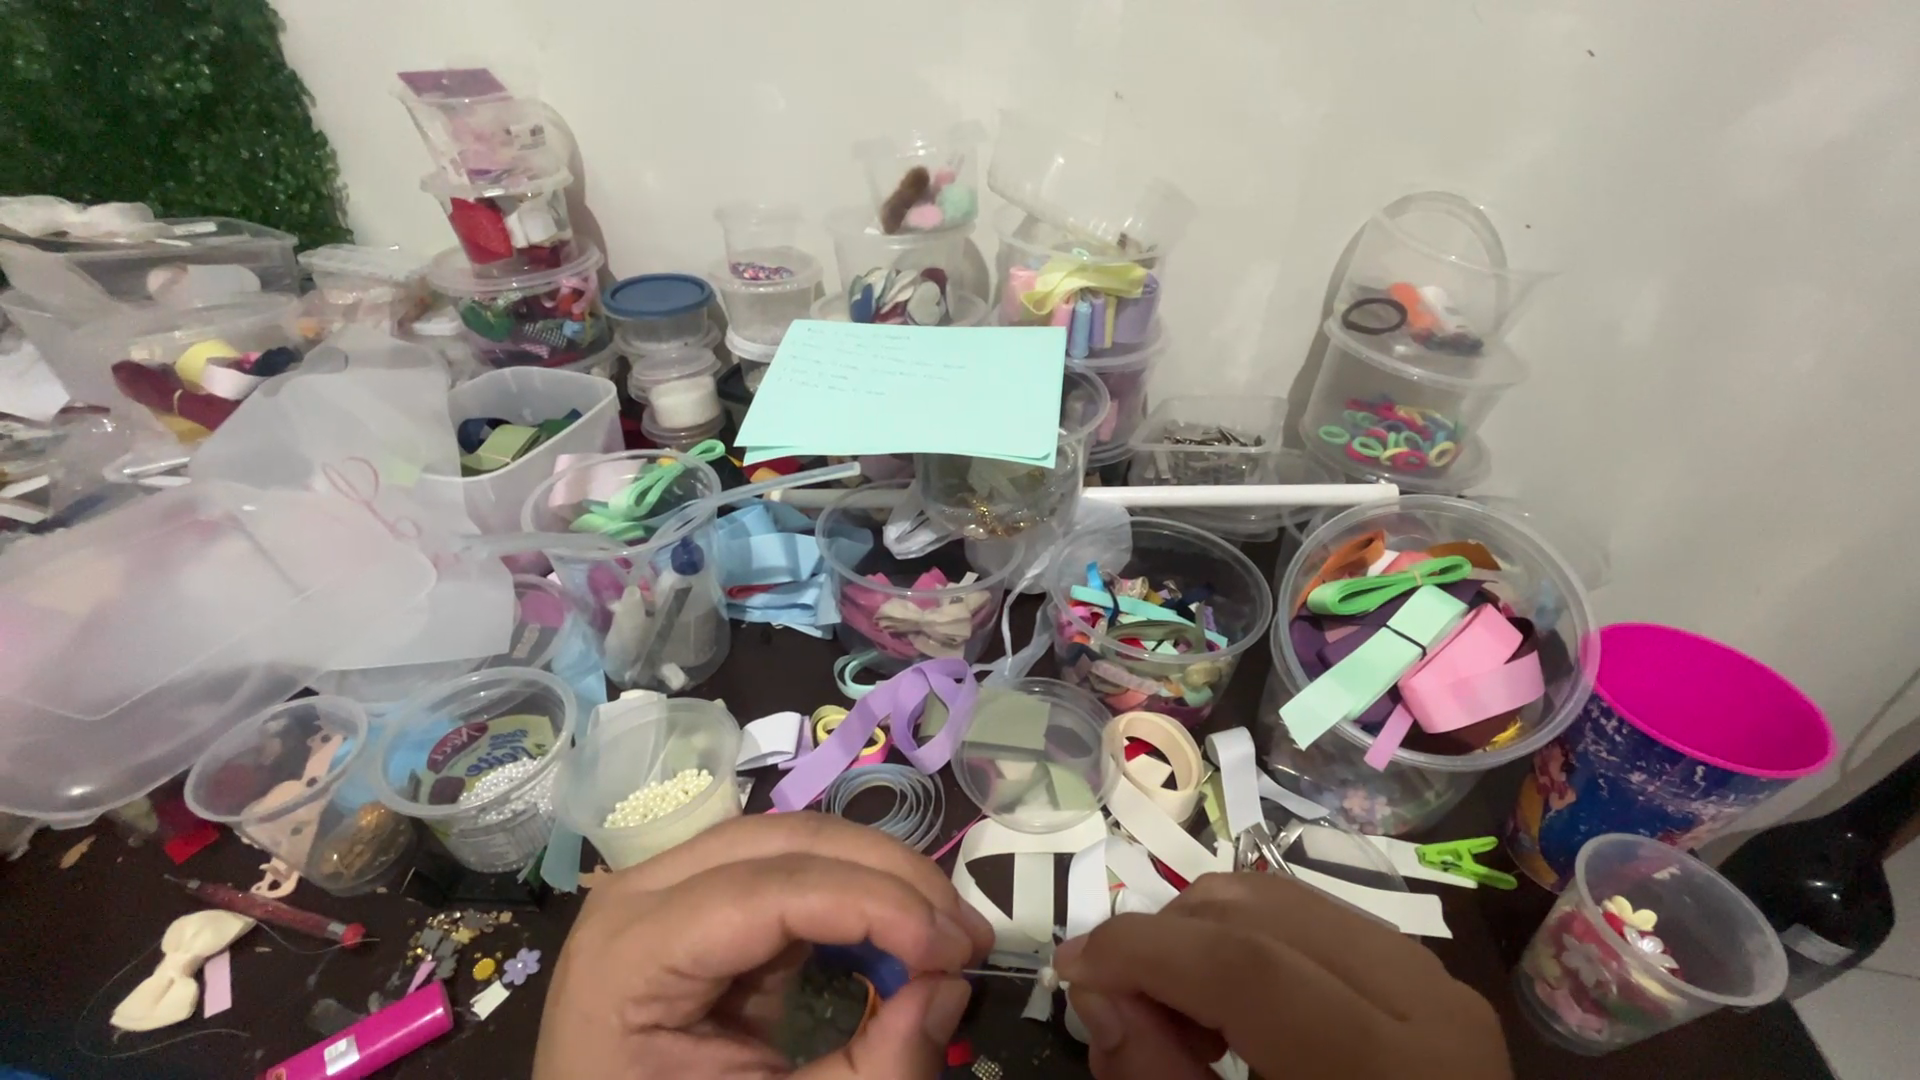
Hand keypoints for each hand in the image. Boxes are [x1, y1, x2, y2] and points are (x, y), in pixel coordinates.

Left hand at [533, 813, 994, 1078]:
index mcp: (630, 954)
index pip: (768, 892)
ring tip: (946, 929)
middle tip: (965, 934)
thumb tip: (949, 985)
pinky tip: (901, 927)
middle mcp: (644, 890)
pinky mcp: (709, 893)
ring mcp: (674, 882)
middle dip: (889, 877)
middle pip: (788, 843)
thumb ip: (869, 1071)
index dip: (872, 906)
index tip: (954, 951)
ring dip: (882, 875)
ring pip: (798, 839)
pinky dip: (856, 891)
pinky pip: (795, 867)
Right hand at [1055, 872, 1510, 1079]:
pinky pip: (1297, 910)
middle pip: (1255, 914)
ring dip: (1198, 934)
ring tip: (1184, 1013)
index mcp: (1396, 1073)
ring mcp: (1428, 973)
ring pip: (1269, 895)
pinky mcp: (1415, 964)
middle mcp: (1427, 1001)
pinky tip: (1233, 1002)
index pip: (1249, 971)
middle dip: (1165, 944)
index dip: (1146, 956)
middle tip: (1128, 1011)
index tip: (1074, 969)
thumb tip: (1097, 990)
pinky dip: (1238, 935)